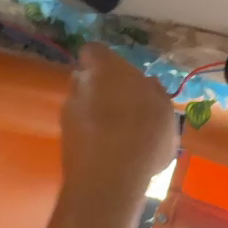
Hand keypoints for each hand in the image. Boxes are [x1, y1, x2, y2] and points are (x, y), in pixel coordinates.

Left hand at [60, 43, 177, 207]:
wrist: (110, 177)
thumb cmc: (145, 131)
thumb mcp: (164, 108)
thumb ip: (152, 92)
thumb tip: (145, 86)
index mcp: (104, 67)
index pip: (94, 50)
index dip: (105, 61)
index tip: (121, 76)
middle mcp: (79, 84)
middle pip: (86, 79)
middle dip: (100, 89)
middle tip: (124, 108)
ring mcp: (67, 114)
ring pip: (81, 106)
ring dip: (95, 116)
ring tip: (119, 137)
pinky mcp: (63, 142)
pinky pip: (79, 132)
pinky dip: (91, 138)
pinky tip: (111, 155)